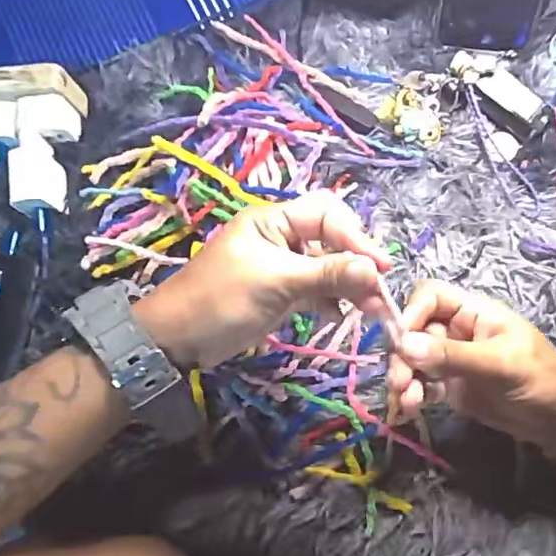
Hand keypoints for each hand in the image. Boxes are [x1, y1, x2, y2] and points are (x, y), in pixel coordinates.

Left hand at [133, 191, 393, 367]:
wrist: (175, 341)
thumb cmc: (220, 301)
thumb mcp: (276, 283)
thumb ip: (326, 274)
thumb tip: (376, 270)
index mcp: (273, 220)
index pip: (328, 214)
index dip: (357, 237)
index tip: (380, 268)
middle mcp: (281, 237)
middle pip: (333, 239)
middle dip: (357, 263)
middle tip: (378, 294)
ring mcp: (282, 266)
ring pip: (328, 266)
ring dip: (350, 284)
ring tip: (369, 310)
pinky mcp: (282, 292)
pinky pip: (317, 288)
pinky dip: (332, 299)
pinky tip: (341, 314)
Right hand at [387, 280, 555, 448]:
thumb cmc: (541, 379)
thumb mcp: (499, 364)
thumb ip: (453, 355)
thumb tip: (404, 345)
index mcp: (474, 311)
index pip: (430, 296)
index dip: (411, 312)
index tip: (402, 342)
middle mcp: (458, 330)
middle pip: (415, 329)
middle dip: (402, 353)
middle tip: (400, 381)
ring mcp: (453, 359)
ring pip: (414, 358)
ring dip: (404, 376)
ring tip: (407, 401)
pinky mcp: (451, 386)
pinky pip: (422, 382)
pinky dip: (413, 393)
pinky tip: (413, 408)